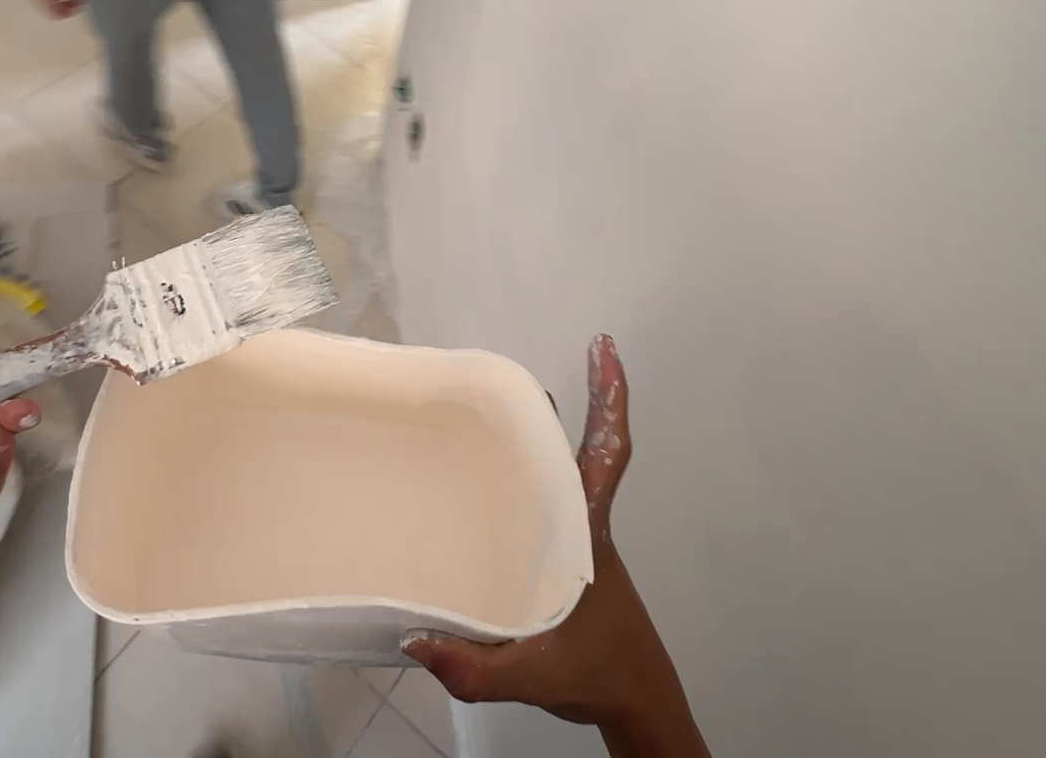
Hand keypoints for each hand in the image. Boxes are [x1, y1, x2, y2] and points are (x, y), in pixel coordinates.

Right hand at [402, 336, 709, 757]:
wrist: (636, 696)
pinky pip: (553, 492)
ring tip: (496, 408)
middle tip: (513, 372)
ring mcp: (578, 531)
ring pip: (567, 466)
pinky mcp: (567, 548)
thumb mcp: (535, 675)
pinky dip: (535, 468)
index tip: (601, 349)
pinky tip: (497, 474)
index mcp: (586, 532)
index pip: (606, 453)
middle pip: (585, 444)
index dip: (609, 398)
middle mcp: (584, 519)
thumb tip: (410, 637)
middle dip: (573, 399)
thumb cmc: (597, 672)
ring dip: (546, 432)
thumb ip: (475, 667)